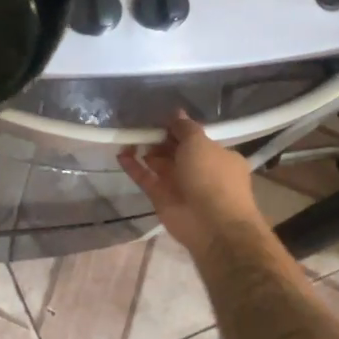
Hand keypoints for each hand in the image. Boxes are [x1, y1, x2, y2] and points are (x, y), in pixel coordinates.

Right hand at [118, 112, 258, 253]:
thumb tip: (176, 112)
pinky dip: (133, 167)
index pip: (196, 138)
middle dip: (159, 139)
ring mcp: (180, 185)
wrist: (213, 225)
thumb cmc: (212, 177)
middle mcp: (200, 170)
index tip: (161, 118)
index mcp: (218, 156)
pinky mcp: (162, 198)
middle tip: (143, 127)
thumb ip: (185, 127)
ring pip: (159, 163)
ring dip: (145, 150)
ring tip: (129, 137)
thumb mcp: (200, 143)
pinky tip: (120, 154)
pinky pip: (145, 178)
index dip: (178, 128)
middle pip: (175, 150)